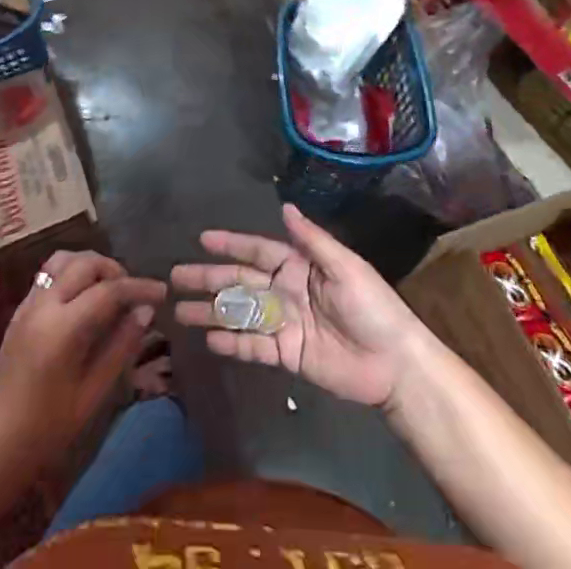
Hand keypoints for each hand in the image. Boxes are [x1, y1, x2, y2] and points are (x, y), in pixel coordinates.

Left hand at [0, 250, 167, 472]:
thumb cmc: (47, 428)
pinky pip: (48, 275)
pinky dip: (72, 274)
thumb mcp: (93, 393)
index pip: (108, 290)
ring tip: (110, 291)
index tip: (163, 293)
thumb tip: (146, 312)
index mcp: (62, 329)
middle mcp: (42, 307)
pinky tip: (85, 299)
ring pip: (63, 260)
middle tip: (134, 295)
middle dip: (115, 270)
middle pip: (85, 263)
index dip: (139, 287)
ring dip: (91, 266)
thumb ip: (121, 347)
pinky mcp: (19, 311)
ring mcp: (27, 306)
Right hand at [172, 204, 425, 406]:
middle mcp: (286, 291)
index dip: (231, 245)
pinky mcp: (286, 355)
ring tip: (179, 311)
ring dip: (211, 311)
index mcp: (299, 267)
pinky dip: (231, 343)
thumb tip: (285, 207)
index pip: (258, 251)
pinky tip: (209, 338)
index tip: (202, 239)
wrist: (394, 364)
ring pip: (240, 314)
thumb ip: (312, 241)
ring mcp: (284, 324)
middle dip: (209, 278)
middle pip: (240, 282)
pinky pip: (253, 347)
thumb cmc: (373, 308)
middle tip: (176, 277)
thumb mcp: (346, 267)